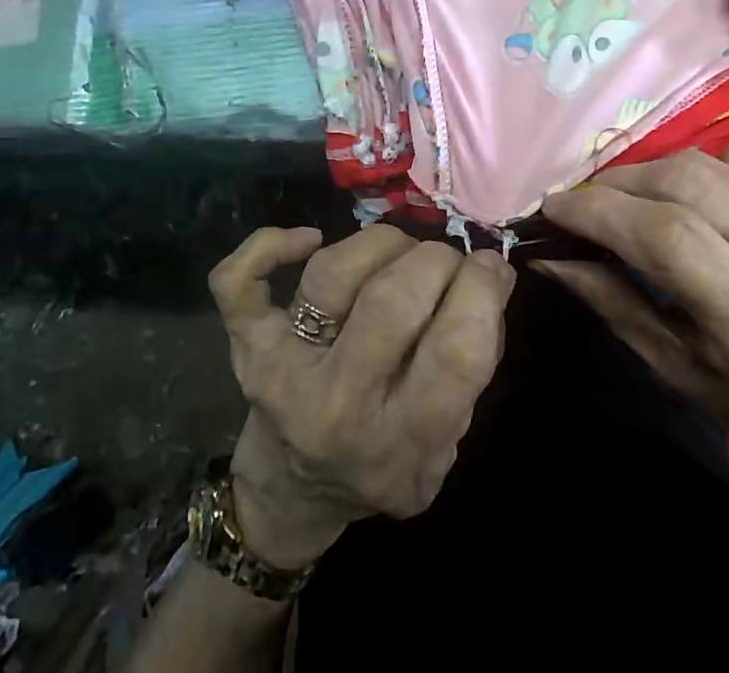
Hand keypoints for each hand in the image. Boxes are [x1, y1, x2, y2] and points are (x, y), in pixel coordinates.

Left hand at [206, 226, 513, 568]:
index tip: (492, 268)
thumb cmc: (377, 469)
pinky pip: (237, 282)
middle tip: (448, 259)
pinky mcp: (245, 347)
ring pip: (330, 274)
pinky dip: (266, 246)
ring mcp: (281, 370)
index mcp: (399, 441)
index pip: (454, 354)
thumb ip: (467, 377)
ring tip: (402, 249)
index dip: (482, 293)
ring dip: (381, 242)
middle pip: (391, 302)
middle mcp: (336, 404)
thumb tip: (486, 281)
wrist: (293, 491)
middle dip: (435, 261)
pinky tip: (307, 238)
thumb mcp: (440, 453)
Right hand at [538, 147, 728, 475]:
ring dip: (652, 177)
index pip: (671, 239)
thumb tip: (547, 254)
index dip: (601, 212)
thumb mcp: (673, 369)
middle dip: (617, 185)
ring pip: (711, 164)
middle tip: (584, 203)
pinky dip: (703, 174)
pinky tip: (701, 206)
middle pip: (688, 186)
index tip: (553, 208)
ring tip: (634, 205)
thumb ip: (611, 302)